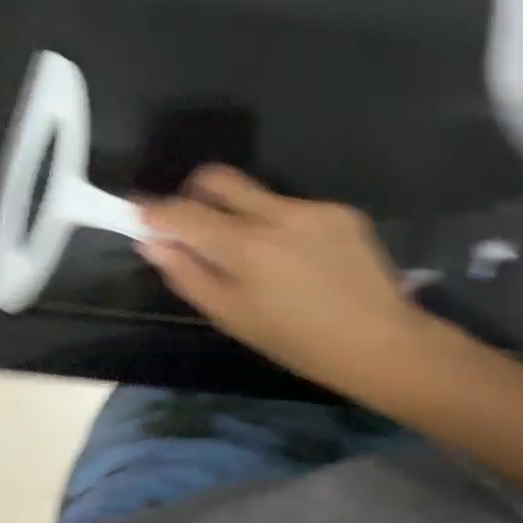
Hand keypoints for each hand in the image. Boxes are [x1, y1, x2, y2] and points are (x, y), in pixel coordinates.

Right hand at [138, 166, 437, 396]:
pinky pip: (295, 209)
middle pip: (218, 178)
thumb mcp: (236, 319)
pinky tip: (304, 262)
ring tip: (265, 261)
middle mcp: (275, 214)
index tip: (139, 213)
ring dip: (245, 218)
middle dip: (195, 193)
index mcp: (245, 246)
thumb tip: (153, 243)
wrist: (383, 343)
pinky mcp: (340, 210)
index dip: (154, 211)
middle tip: (195, 223)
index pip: (183, 212)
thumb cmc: (300, 343)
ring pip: (259, 197)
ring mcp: (311, 208)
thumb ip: (189, 275)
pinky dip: (285, 229)